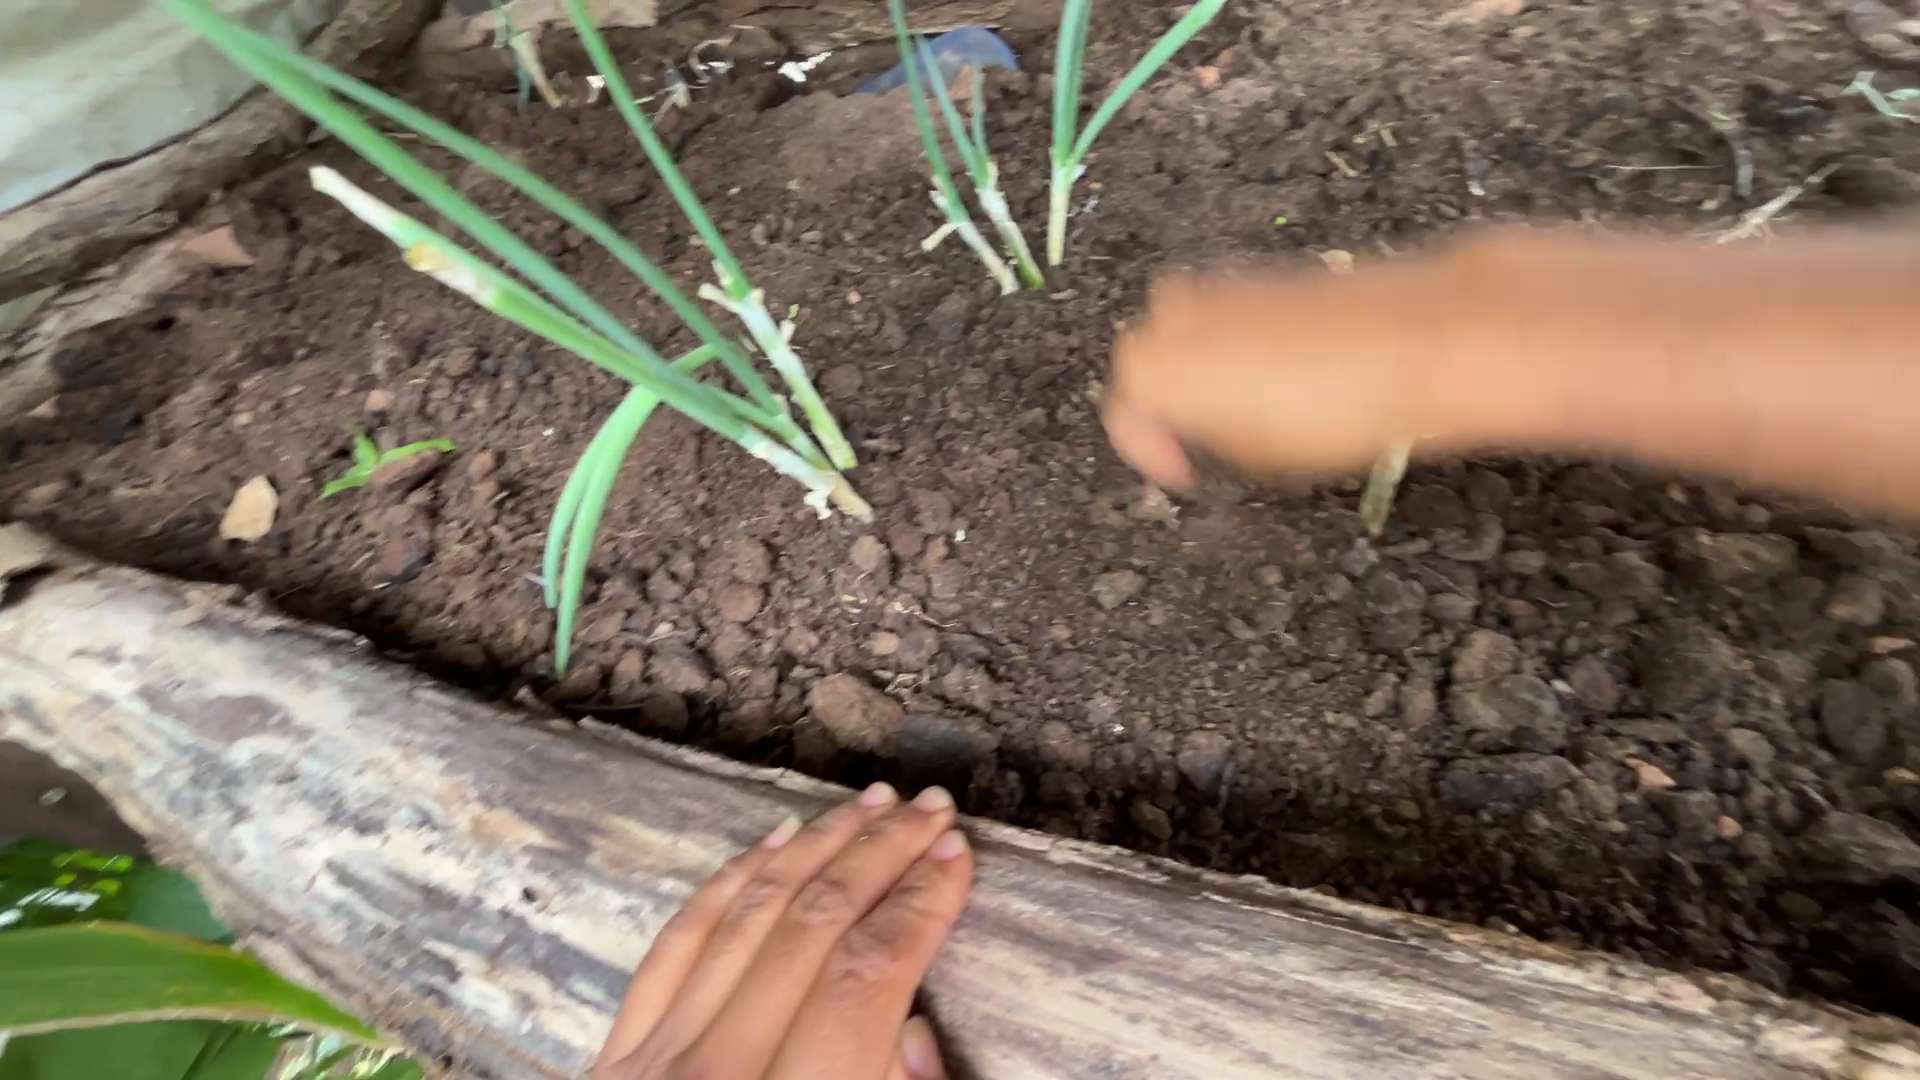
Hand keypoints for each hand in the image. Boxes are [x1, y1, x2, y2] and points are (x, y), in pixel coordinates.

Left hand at [593, 783, 972, 1079]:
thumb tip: (910, 1035)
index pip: (867, 978)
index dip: (921, 905)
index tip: (958, 852)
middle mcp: (715, 1077)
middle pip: (815, 926)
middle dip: (882, 855)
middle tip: (932, 807)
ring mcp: (651, 1063)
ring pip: (752, 914)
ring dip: (820, 846)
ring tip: (871, 803)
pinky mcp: (615, 1058)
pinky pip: (681, 939)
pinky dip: (734, 880)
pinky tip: (776, 839)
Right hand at [1103, 227, 1919, 519]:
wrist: (1421, 338)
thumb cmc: (1325, 413)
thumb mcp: (1251, 457)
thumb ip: (1203, 442)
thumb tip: (1199, 433)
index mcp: (1151, 368)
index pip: (1124, 417)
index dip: (1151, 455)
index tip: (1184, 475)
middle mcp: (1169, 317)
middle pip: (1147, 367)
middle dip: (1169, 405)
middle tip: (1209, 440)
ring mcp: (1218, 287)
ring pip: (1185, 335)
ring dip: (1201, 372)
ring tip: (1247, 409)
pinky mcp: (1264, 271)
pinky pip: (1226, 314)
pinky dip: (1236, 344)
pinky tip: (1282, 371)